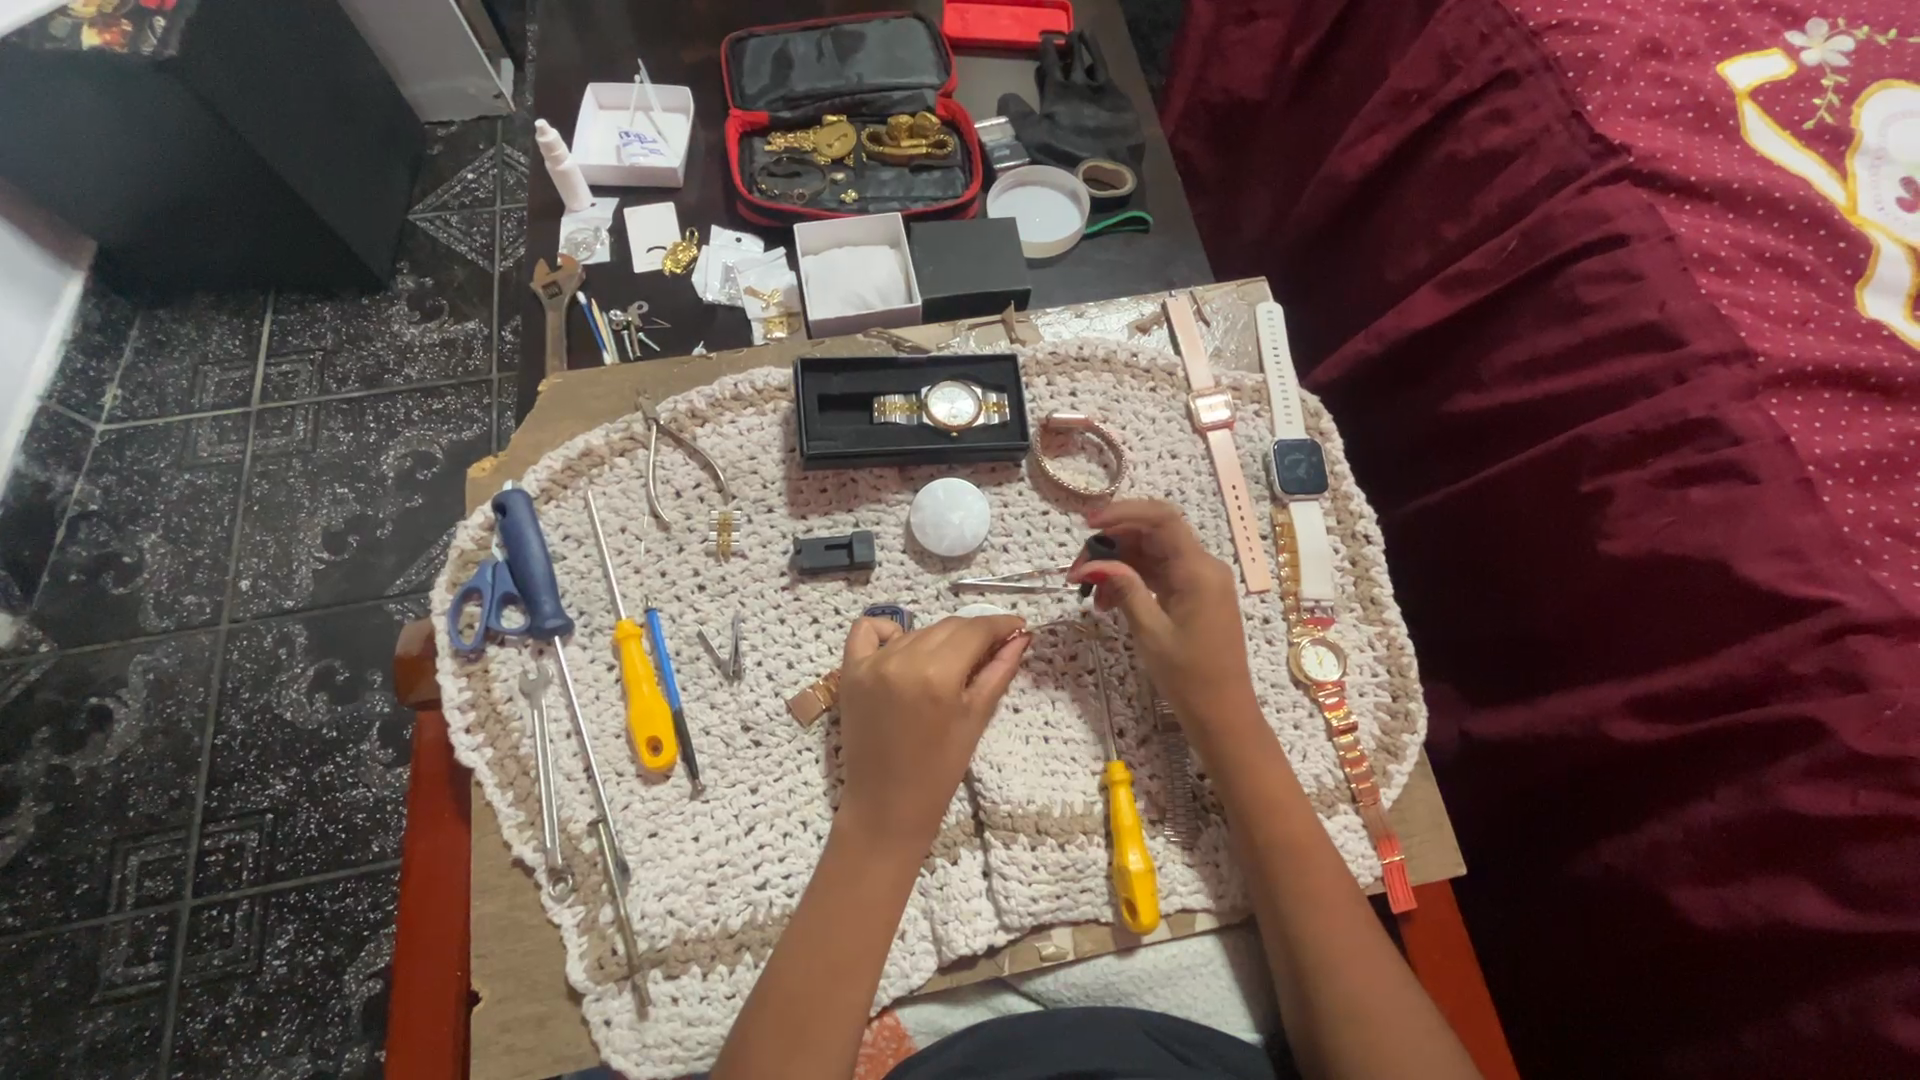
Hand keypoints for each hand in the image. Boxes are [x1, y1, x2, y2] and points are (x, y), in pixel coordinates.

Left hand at [834, 614, 1030, 853]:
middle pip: (948, 626)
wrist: (886, 805)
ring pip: (917, 631)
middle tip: (990, 649)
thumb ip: (999, 670)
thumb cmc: (940, 770)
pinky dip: (887, 632)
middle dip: (974, 633)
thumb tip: (1021, 636)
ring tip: (948, 667)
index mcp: (938, 675)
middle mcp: (903, 660)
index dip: (1001, 624)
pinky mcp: (850, 671)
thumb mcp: (977, 718)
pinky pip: (867, 630)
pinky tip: (901, 648)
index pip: (976, 630)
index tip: (1018, 626)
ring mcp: (872, 663)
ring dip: (938, 640)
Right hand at [1067, 500, 1257, 735]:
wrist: (1222, 713)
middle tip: (1078, 571)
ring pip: (1151, 553)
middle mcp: (1203, 566)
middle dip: (1112, 544)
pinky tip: (1107, 602)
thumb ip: (1124, 588)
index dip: (1122, 513)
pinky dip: (1131, 580)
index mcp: (1199, 570)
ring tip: (1089, 594)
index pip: (1161, 519)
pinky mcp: (1192, 595)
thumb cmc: (1189, 676)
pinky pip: (1158, 573)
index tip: (1087, 524)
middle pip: (1152, 534)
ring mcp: (1198, 580)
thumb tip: (1093, 563)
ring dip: (1117, 565)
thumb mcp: (1150, 631)